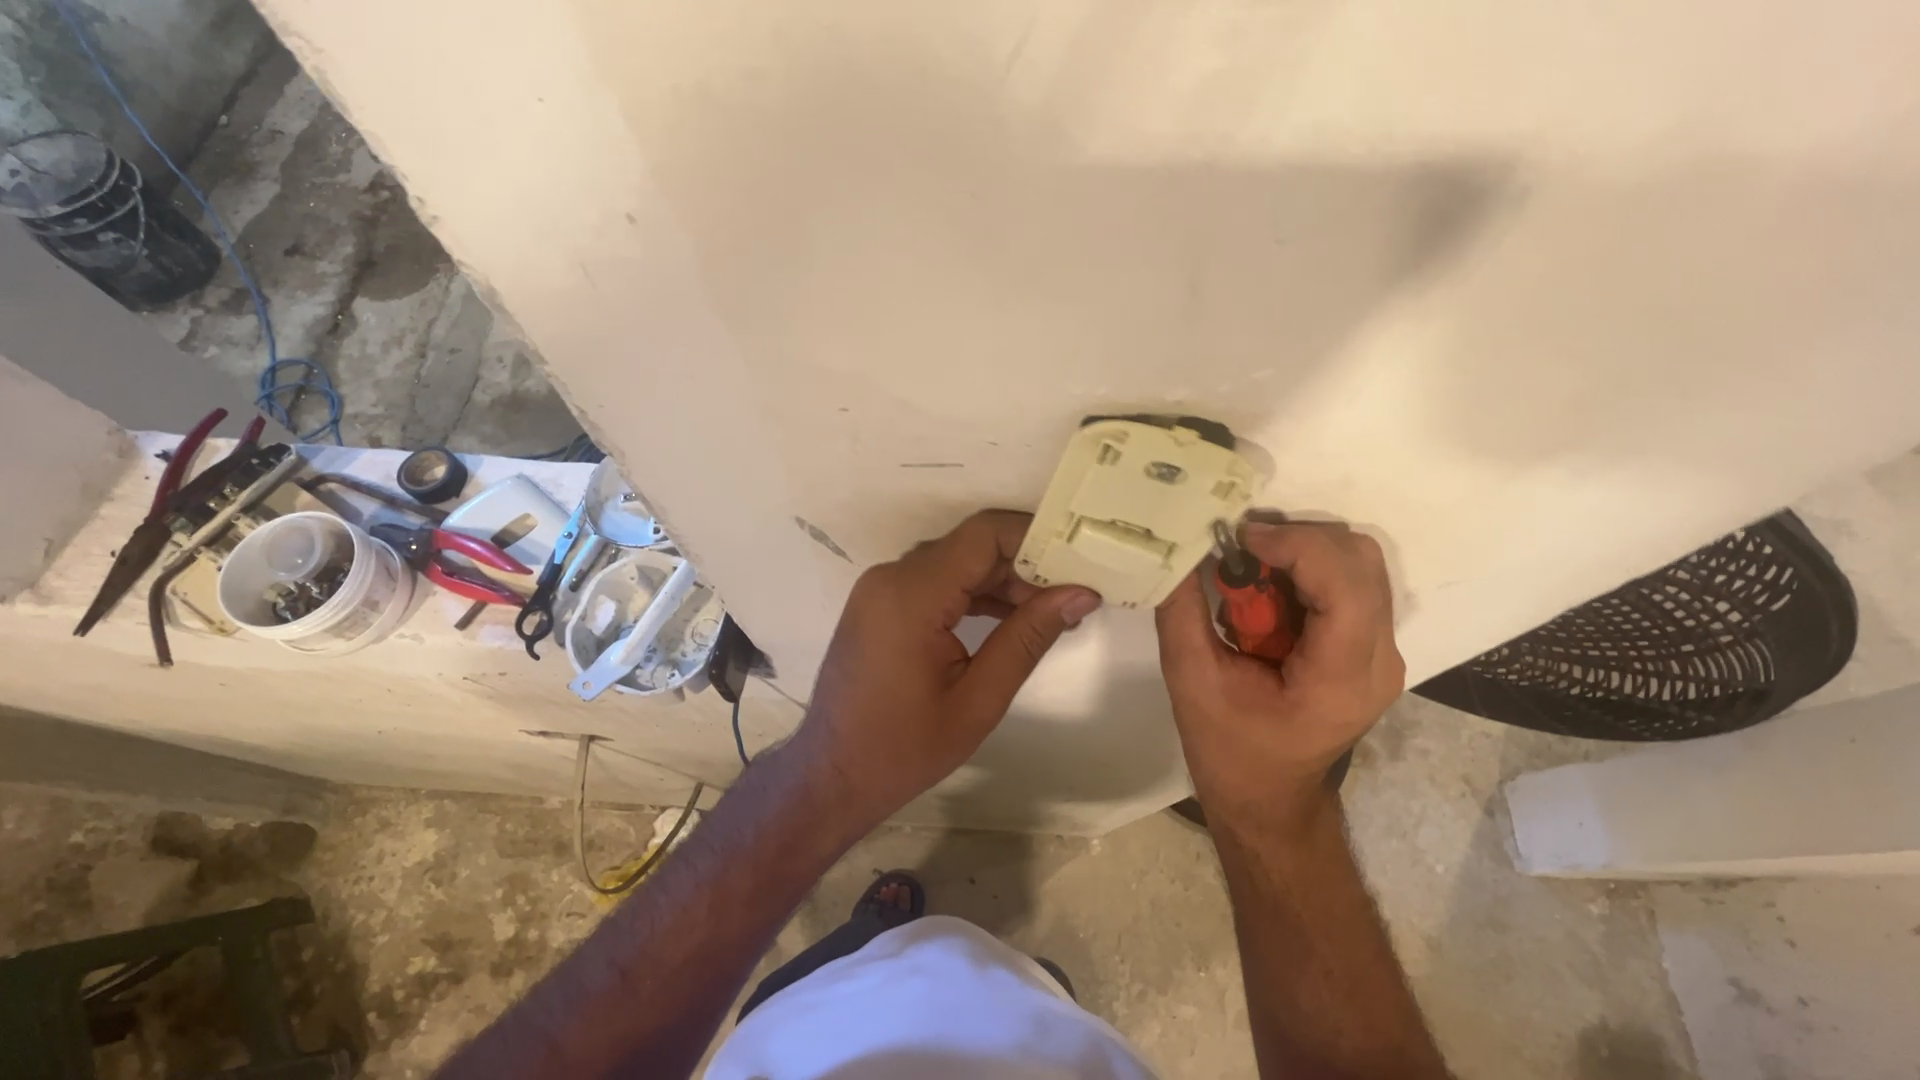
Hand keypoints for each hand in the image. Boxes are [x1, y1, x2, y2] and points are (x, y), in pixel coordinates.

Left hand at [791, 510, 1101, 828]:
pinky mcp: (878, 605)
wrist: (831, 775)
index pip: (983, 535)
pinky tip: (1010, 620)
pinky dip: (972, 594)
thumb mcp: (978, 700)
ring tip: (1050, 613)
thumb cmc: (903, 749)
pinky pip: (934, 583)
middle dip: (1025, 565)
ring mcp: (880, 590)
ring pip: (954, 563)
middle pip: (970, 546)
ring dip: (1001, 581)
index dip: (1035, 537)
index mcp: (911, 596)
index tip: (1078, 560)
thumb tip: (1080, 594)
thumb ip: (1028, 638)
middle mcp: (891, 578)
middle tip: (1073, 595)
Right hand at [1155, 522, 1403, 823]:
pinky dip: (1308, 570)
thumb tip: (1177, 550)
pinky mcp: (1371, 649)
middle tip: (1240, 553)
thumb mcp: (1191, 682)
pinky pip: (1351, 583)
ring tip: (1251, 573)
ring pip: (1360, 564)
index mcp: (1341, 678)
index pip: (1344, 584)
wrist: (1269, 801)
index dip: (1296, 544)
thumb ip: (1182, 612)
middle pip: (1360, 561)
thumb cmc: (1229, 752)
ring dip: (1303, 554)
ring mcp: (1382, 653)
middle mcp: (1379, 659)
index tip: (1239, 538)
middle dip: (1298, 542)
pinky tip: (1268, 593)